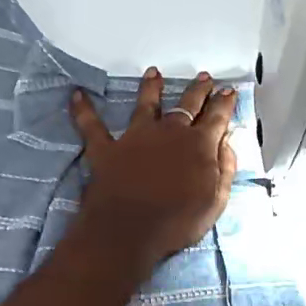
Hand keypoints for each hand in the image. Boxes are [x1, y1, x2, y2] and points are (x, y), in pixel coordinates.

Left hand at [68, 67, 236, 270]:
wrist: (129, 232)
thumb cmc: (177, 223)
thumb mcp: (215, 201)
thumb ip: (225, 169)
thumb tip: (227, 142)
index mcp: (198, 146)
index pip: (216, 118)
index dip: (224, 103)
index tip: (228, 91)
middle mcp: (168, 133)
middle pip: (186, 104)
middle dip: (198, 90)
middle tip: (204, 78)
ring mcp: (135, 138)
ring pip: (145, 105)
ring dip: (151, 87)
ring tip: (153, 72)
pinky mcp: (106, 149)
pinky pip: (91, 126)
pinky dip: (83, 110)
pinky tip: (76, 95)